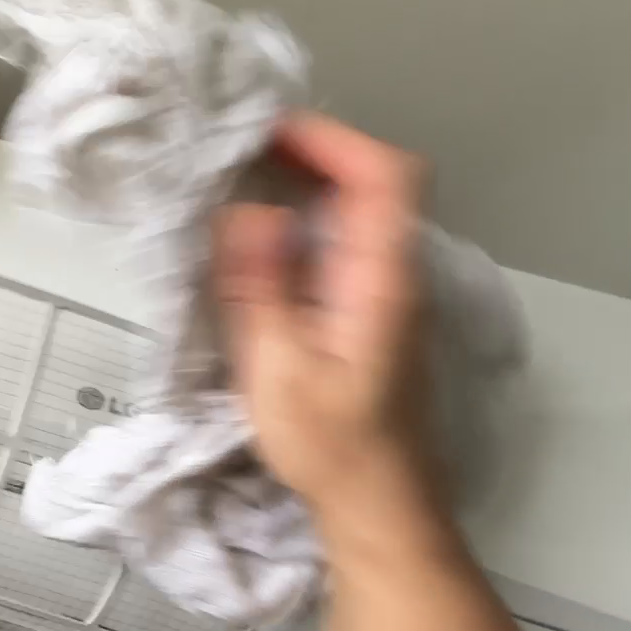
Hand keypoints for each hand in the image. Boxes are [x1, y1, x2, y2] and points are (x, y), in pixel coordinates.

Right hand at [213, 111, 436, 517]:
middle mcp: (391, 277)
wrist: (374, 499)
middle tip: (239, 150)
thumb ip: (262, 289)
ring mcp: (379, 296)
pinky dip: (298, 224)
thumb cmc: (330, 443)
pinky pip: (336, 248)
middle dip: (310, 153)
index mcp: (380, 282)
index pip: (382, 179)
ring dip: (303, 186)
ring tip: (240, 180)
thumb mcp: (281, 367)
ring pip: (354, 216)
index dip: (329, 140)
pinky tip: (257, 239)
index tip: (264, 131)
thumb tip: (244, 213)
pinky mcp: (360, 317)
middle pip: (372, 186)